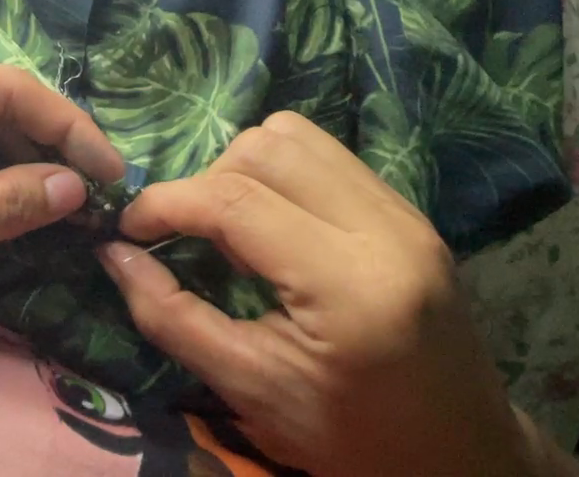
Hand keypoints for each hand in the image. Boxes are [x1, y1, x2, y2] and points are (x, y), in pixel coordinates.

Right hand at [97, 111, 534, 476]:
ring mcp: (404, 212)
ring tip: (236, 226)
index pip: (234, 201)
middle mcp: (385, 230)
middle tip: (193, 237)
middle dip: (206, 183)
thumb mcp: (252, 392)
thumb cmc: (354, 441)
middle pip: (261, 149)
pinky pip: (323, 152)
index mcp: (351, 287)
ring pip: (292, 135)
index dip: (165, 204)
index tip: (129, 229)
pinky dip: (278, 170)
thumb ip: (172, 317)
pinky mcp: (408, 209)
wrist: (466, 462)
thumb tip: (112, 251)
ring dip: (242, 167)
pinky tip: (275, 221)